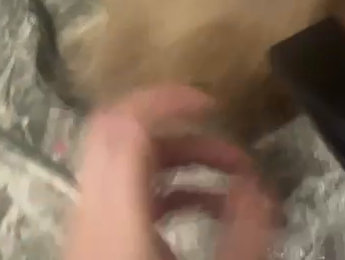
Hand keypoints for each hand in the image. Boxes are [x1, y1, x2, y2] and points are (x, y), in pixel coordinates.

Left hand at [65, 85, 276, 259]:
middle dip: (182, 131)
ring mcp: (86, 238)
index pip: (122, 127)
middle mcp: (91, 222)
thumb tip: (258, 182)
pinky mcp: (93, 252)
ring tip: (233, 182)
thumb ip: (247, 230)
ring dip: (181, 161)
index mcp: (118, 225)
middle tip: (226, 143)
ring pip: (124, 165)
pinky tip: (209, 211)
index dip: (166, 100)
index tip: (212, 105)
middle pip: (120, 137)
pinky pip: (125, 196)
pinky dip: (167, 189)